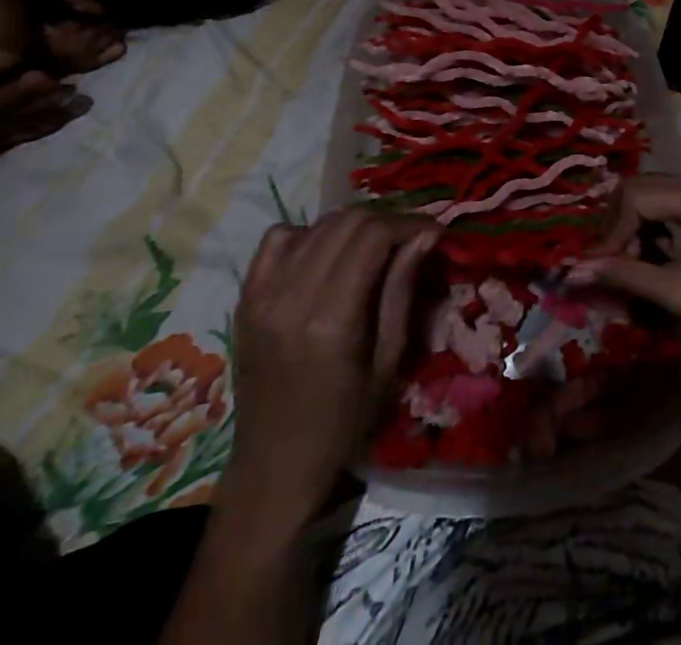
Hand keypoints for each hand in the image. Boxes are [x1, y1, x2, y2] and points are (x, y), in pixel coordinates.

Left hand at [226, 209, 439, 523]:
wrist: (276, 460)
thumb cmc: (345, 421)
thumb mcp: (389, 361)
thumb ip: (402, 291)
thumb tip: (425, 236)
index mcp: (331, 319)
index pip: (373, 236)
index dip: (409, 223)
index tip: (434, 231)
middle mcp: (291, 296)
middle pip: (346, 222)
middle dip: (388, 220)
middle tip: (412, 236)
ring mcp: (262, 293)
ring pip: (316, 225)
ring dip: (354, 225)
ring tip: (378, 244)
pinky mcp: (246, 296)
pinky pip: (278, 239)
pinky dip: (310, 234)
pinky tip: (328, 254)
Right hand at [574, 174, 680, 347]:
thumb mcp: (675, 292)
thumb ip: (624, 275)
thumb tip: (573, 270)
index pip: (636, 198)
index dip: (612, 232)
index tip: (598, 267)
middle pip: (638, 188)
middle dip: (617, 225)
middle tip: (610, 262)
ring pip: (646, 193)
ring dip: (629, 225)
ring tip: (627, 261)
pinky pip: (661, 202)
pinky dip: (645, 225)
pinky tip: (645, 253)